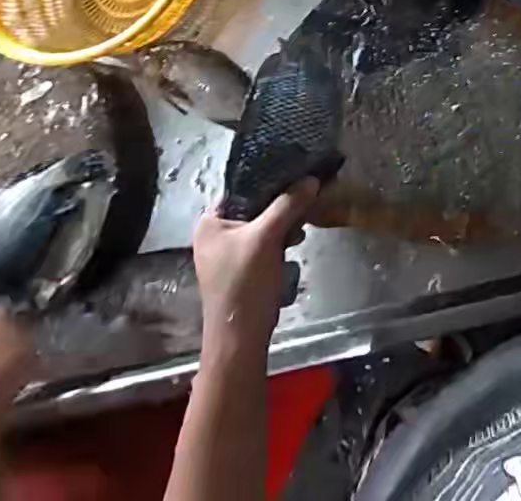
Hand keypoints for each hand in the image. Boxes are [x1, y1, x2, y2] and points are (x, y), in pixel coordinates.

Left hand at [194, 179, 318, 351]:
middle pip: (253, 209)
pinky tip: (292, 248)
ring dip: (281, 229)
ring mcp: (226, 256)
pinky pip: (261, 247)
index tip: (294, 178)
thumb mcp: (267, 238)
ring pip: (260, 228)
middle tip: (301, 209)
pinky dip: (277, 246)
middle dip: (279, 210)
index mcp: (209, 222)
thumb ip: (288, 205)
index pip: (240, 189)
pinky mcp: (240, 272)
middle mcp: (214, 235)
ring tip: (299, 232)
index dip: (267, 182)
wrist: (240, 341)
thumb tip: (311, 180)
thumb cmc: (245, 283)